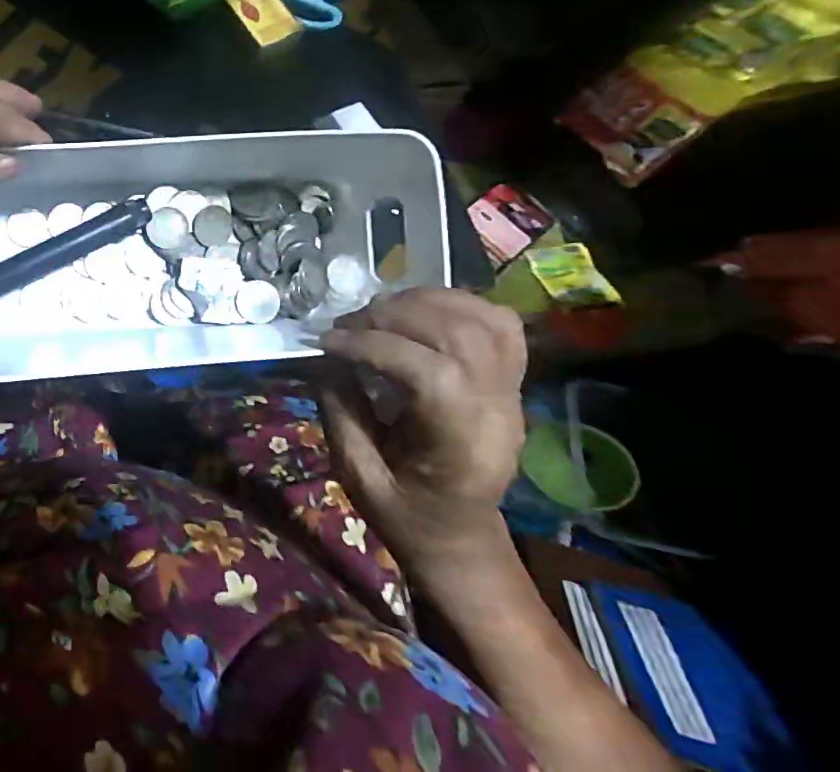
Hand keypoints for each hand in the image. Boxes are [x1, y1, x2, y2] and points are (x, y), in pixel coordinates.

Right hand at [318, 288, 527, 564]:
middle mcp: (496, 410)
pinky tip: (419, 310)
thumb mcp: (358, 477)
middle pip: (457, 334)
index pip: (428, 372)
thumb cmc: (407, 515)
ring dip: (421, 302)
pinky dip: (457, 303)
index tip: (327, 343)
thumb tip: (327, 361)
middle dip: (392, 316)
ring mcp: (512, 391)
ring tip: (378, 313)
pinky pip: (499, 323)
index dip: (372, 346)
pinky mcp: (512, 379)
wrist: (461, 537)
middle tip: (347, 325)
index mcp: (460, 445)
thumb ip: (340, 415)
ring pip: (480, 319)